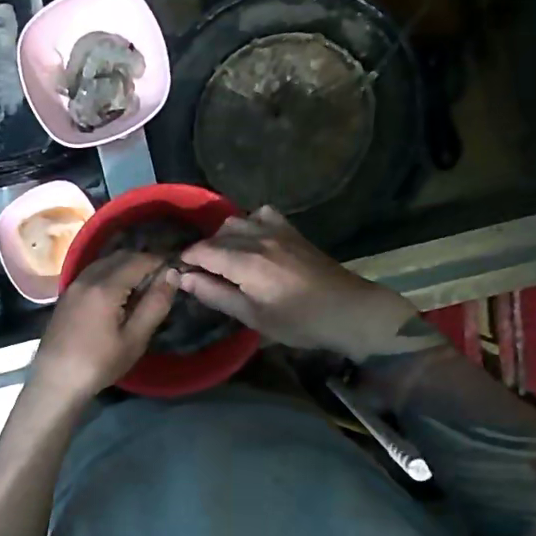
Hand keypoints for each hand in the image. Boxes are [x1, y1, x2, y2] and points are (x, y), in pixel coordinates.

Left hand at [29, 252, 180, 402]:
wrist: (56, 378)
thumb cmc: (99, 362)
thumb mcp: (135, 337)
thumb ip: (154, 303)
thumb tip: (171, 275)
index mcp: (104, 287)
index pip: (137, 260)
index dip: (159, 262)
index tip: (175, 272)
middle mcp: (85, 279)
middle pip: (118, 257)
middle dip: (142, 262)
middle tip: (161, 280)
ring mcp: (72, 286)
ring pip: (102, 263)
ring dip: (124, 267)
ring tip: (142, 288)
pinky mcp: (65, 296)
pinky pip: (91, 274)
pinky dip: (108, 275)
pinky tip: (118, 294)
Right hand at [179, 206, 425, 360]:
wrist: (354, 312)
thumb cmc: (300, 321)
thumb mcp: (252, 316)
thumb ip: (214, 294)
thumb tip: (183, 279)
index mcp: (245, 263)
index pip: (200, 251)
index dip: (186, 262)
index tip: (182, 276)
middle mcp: (258, 240)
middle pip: (215, 236)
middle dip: (202, 252)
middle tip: (202, 274)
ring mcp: (277, 232)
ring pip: (235, 222)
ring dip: (223, 237)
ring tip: (225, 258)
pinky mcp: (293, 232)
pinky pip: (262, 214)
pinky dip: (250, 223)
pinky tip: (252, 240)